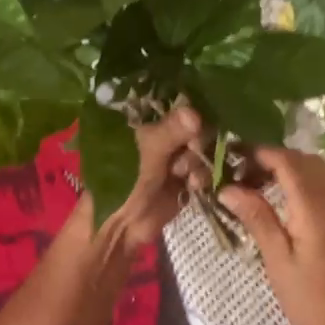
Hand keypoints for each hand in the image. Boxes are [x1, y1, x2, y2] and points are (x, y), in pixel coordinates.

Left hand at [94, 105, 206, 247]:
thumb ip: (169, 132)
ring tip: (185, 176)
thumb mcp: (146, 152)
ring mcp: (172, 153)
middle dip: (196, 140)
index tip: (199, 118)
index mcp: (142, 115)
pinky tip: (193, 185)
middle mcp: (159, 130)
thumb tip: (194, 113)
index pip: (173, 99)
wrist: (122, 225)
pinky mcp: (184, 175)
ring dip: (197, 161)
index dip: (189, 107)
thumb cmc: (123, 179)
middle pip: (193, 124)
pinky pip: (203, 168)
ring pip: (200, 147)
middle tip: (192, 151)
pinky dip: (201, 176)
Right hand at [218, 147, 324, 324]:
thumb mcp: (277, 260)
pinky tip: (283, 202)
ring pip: (318, 170)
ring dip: (289, 168)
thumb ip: (256, 217)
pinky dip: (302, 181)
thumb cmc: (311, 303)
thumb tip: (227, 187)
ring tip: (258, 185)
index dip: (259, 153)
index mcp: (317, 210)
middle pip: (305, 160)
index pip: (288, 162)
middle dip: (273, 158)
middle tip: (242, 173)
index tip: (232, 156)